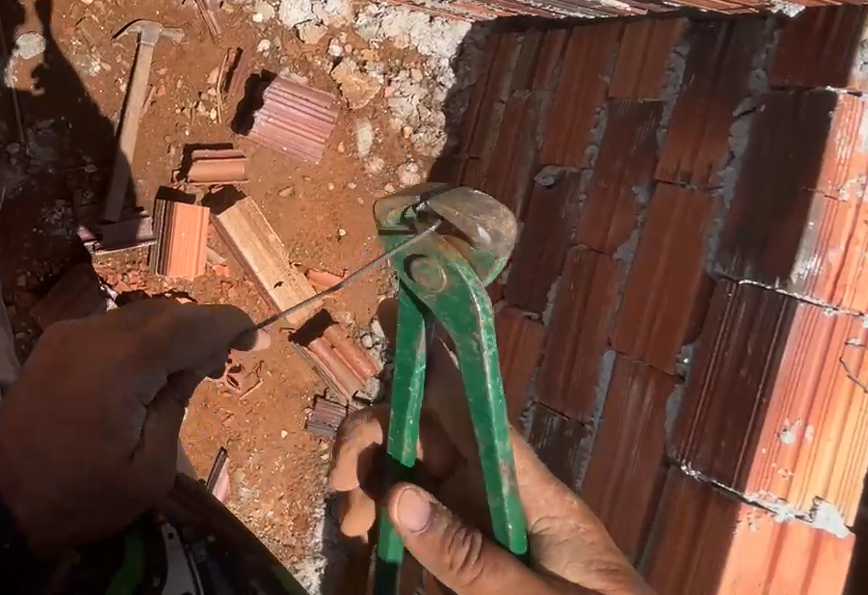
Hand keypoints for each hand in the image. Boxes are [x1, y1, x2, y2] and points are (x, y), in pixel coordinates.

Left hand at [0, 298, 259, 555]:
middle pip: (160, 313)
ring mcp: (68, 332)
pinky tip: (147, 369)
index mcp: (119, 363)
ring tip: (191, 370)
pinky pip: (107, 327)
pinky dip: (137, 338)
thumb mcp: (150, 467)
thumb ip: (176, 402)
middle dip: (199, 328)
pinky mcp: (54, 341)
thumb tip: (197, 359)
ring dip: (168, 332)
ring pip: (133, 316)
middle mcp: (91, 332)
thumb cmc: (84, 493)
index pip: (185, 324)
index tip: (255, 337)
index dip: (225, 323)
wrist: (6, 494)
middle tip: (227, 361)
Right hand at [328, 357, 651, 593]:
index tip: (393, 310)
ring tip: (352, 528)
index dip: (431, 352)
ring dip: (367, 482)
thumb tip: (396, 495)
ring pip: (403, 465)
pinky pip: (410, 506)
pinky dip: (381, 513)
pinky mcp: (466, 541)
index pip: (471, 403)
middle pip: (417, 429)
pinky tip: (368, 539)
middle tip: (340, 488)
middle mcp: (495, 484)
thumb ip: (473, 558)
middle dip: (368, 442)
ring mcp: (478, 513)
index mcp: (526, 486)